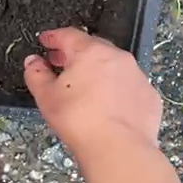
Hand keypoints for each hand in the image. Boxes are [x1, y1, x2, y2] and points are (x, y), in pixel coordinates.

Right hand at [24, 27, 160, 156]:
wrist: (118, 148)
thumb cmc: (78, 118)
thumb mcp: (45, 95)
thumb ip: (36, 73)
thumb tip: (33, 61)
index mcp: (90, 53)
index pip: (68, 35)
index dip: (53, 36)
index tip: (45, 40)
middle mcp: (117, 58)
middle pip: (93, 47)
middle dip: (75, 53)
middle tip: (61, 62)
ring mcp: (137, 76)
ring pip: (113, 65)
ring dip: (97, 70)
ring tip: (83, 86)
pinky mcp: (150, 95)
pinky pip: (128, 84)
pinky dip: (115, 87)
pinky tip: (106, 104)